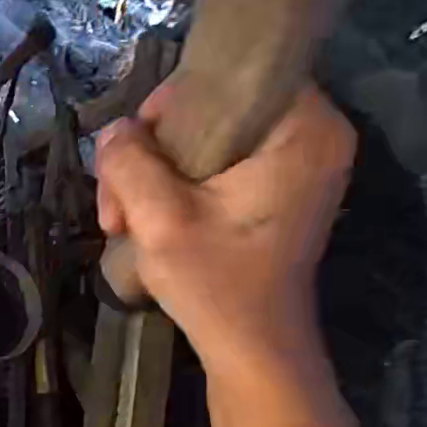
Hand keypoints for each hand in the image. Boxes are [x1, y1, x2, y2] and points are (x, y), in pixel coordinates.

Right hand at [95, 81, 355, 361]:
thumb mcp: (160, 219)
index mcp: (304, 129)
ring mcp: (298, 166)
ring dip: (154, 176)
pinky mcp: (278, 192)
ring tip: (124, 222)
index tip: (133, 153)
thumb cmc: (218, 285)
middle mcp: (313, 136)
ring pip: (204, 141)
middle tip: (118, 206)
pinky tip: (148, 222)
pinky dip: (176, 188)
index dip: (168, 106)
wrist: (252, 351)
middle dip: (151, 154)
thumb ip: (128, 162)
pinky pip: (215, 165)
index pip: (227, 75)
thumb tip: (113, 132)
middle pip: (210, 110)